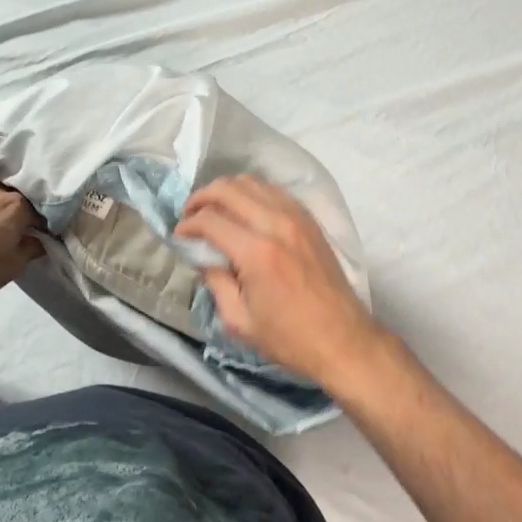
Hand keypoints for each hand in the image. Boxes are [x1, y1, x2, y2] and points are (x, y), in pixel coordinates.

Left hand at [0, 186, 43, 297]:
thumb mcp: (13, 266)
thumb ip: (32, 249)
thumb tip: (39, 240)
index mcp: (19, 205)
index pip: (45, 212)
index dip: (48, 226)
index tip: (46, 238)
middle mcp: (1, 192)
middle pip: (23, 200)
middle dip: (28, 215)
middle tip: (27, 234)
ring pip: (3, 200)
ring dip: (7, 212)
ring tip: (5, 231)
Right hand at [175, 175, 385, 386]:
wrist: (343, 340)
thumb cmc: (289, 338)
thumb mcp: (239, 321)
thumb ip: (215, 282)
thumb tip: (202, 256)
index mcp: (257, 252)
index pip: (211, 220)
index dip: (188, 224)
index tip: (178, 235)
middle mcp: (276, 224)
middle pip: (229, 189)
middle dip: (201, 197)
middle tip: (189, 215)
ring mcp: (297, 218)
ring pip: (253, 182)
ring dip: (227, 190)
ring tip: (214, 209)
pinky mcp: (310, 220)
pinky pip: (274, 191)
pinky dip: (253, 192)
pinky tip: (244, 210)